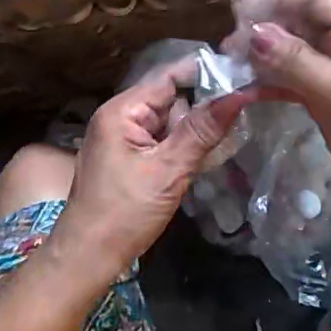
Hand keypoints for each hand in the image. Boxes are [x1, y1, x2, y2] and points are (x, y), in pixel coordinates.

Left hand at [45, 62, 255, 290]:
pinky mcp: (125, 158)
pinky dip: (178, 148)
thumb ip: (202, 131)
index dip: (205, 74)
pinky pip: (158, 141)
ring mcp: (120, 137)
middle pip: (169, 98)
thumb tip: (239, 93)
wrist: (87, 255)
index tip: (244, 76)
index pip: (169, 76)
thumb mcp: (169, 170)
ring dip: (191, 132)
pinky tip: (197, 161)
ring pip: (167, 122)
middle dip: (200, 110)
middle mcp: (118, 116)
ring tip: (222, 144)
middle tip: (240, 119)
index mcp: (122, 110)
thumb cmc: (125, 212)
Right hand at [227, 0, 330, 194]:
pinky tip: (243, 87)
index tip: (238, 14)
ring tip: (231, 66)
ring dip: (259, 54)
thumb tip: (252, 33)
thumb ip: (296, 61)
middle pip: (295, 18)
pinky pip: (286, 75)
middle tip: (229, 47)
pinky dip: (265, 79)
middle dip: (262, 28)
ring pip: (286, 47)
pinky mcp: (319, 91)